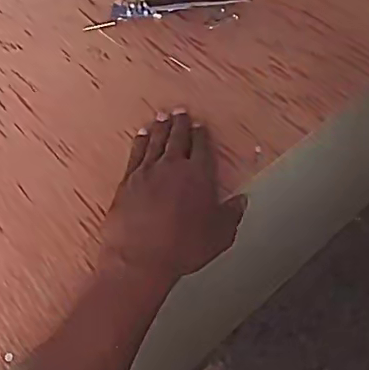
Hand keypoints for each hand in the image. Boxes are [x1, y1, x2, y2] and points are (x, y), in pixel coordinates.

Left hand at [99, 110, 246, 283]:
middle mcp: (173, 167)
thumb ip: (231, 215)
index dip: (202, 135)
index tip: (201, 126)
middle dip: (181, 124)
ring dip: (161, 128)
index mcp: (198, 176)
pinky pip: (136, 153)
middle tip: (181, 112)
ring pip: (156, 141)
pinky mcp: (128, 181)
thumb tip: (240, 202)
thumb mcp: (218, 236)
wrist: (139, 257)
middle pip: (178, 138)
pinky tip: (142, 135)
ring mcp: (147, 172)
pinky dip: (141, 141)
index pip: (202, 148)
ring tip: (163, 117)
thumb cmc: (182, 249)